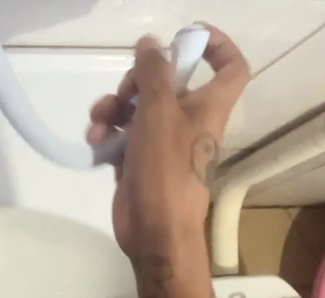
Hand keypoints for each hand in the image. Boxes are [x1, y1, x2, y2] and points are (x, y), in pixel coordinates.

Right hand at [85, 27, 248, 256]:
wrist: (155, 233)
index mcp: (208, 107)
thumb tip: (150, 44)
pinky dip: (108, 136)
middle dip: (139, 80)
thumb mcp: (159, 112)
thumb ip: (153, 72)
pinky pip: (124, 139)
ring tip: (98, 122)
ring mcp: (162, 146)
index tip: (187, 37)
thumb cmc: (166, 172)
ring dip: (114, 109)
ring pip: (139, 111)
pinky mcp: (139, 166)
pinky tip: (95, 143)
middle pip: (168, 85)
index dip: (217, 46)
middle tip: (124, 92)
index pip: (230, 68)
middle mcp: (188, 123)